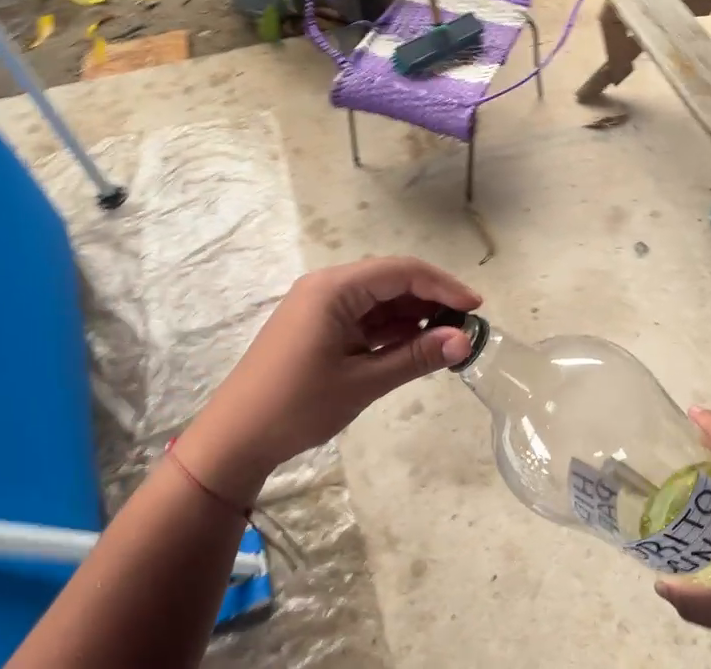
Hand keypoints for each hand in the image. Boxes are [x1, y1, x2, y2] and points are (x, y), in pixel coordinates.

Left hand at [174, 257, 478, 499]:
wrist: (234, 438)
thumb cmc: (296, 406)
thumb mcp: (363, 382)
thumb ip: (415, 357)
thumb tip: (465, 340)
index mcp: (334, 288)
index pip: (402, 272)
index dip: (444, 286)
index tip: (477, 309)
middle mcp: (327, 286)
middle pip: (392, 280)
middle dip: (431, 300)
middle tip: (465, 327)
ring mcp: (320, 306)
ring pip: (379, 299)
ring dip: (413, 316)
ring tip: (447, 340)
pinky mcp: (317, 326)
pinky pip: (364, 317)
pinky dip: (391, 330)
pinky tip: (414, 347)